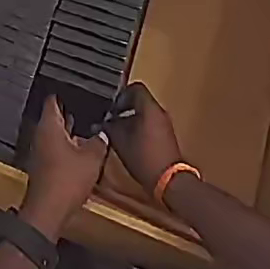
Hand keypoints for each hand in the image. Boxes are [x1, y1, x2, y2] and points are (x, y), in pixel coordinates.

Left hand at [19, 96, 106, 241]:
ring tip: (86, 127)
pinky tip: (80, 151)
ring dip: (68, 131)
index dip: (63, 93)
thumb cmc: (66, 180)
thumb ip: (99, 141)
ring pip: (55, 134)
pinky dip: (66, 146)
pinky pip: (55, 149)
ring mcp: (40, 150)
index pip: (52, 101)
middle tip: (84, 107)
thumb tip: (102, 133)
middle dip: (68, 113)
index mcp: (49, 127)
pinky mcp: (44, 165)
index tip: (73, 88)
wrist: (50, 209)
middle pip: (53, 117)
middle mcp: (41, 135)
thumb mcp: (92, 157)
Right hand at [111, 82, 183, 196]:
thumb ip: (109, 127)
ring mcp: (165, 125)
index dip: (121, 94)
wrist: (169, 180)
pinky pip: (150, 124)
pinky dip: (139, 127)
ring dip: (131, 118)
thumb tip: (100, 122)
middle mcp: (160, 112)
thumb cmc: (143, 156)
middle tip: (111, 118)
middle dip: (124, 107)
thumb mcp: (120, 140)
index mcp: (149, 108)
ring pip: (145, 113)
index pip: (136, 88)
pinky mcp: (167, 137)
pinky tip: (128, 141)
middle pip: (140, 100)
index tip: (111, 105)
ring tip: (117, 131)